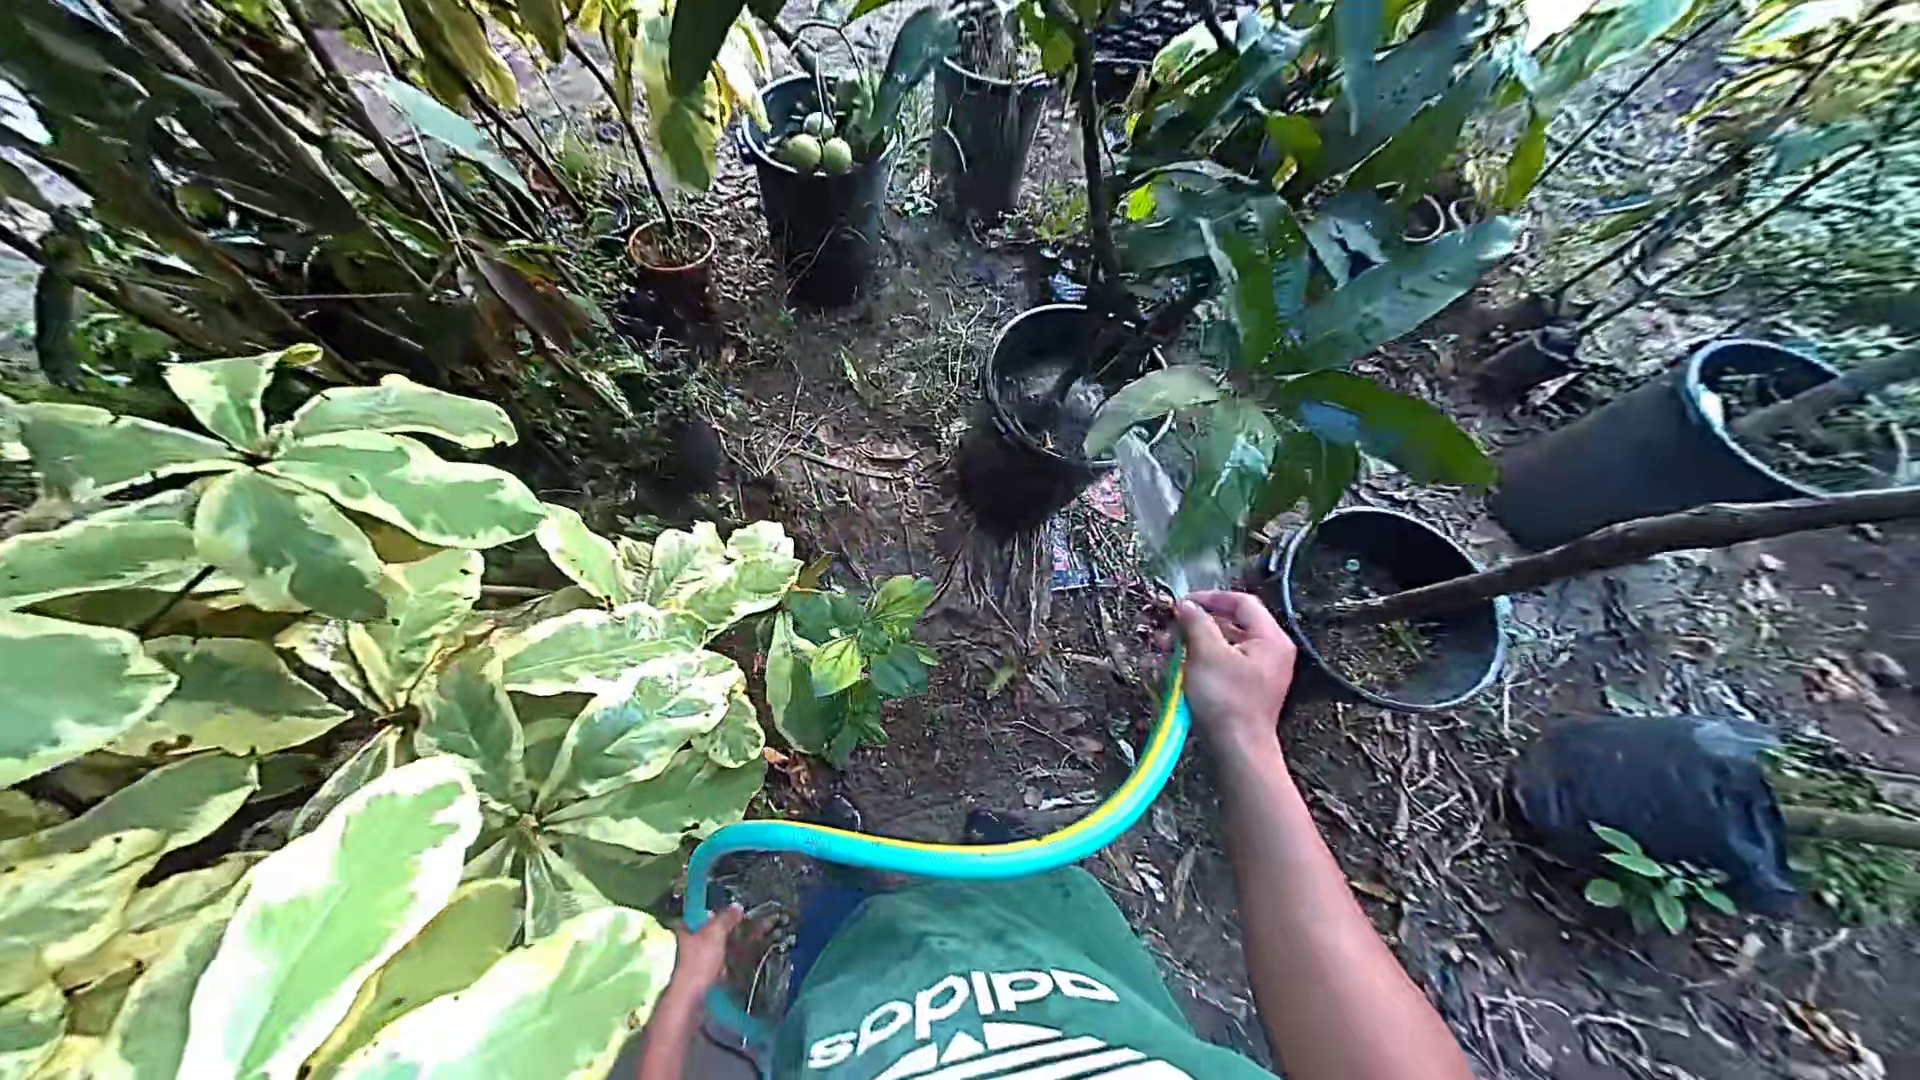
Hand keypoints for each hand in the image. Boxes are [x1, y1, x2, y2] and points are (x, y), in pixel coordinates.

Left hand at [663, 904, 743, 1003]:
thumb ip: (726, 918)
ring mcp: (690, 964)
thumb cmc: (699, 962)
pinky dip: (722, 966)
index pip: (696, 915)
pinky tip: (730, 968)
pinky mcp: (697, 980)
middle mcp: (684, 945)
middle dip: (723, 932)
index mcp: (685, 930)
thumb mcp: (715, 933)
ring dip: (725, 949)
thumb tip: (737, 905)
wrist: (689, 1002)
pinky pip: (713, 967)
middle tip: (739, 929)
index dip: (712, 913)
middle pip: (706, 933)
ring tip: (740, 948)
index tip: (729, 913)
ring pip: (711, 950)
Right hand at [1172, 590, 1295, 761]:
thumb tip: (1186, 605)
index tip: (1183, 604)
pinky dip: (1196, 661)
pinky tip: (1174, 667)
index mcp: (1270, 639)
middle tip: (1169, 631)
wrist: (1236, 749)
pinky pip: (1218, 664)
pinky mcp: (1242, 688)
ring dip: (1190, 643)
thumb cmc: (1226, 701)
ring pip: (1219, 644)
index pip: (1241, 602)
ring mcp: (1256, 671)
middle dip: (1193, 625)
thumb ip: (1196, 623)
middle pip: (1228, 624)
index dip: (1209, 598)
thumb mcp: (1206, 653)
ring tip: (1165, 650)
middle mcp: (1268, 652)